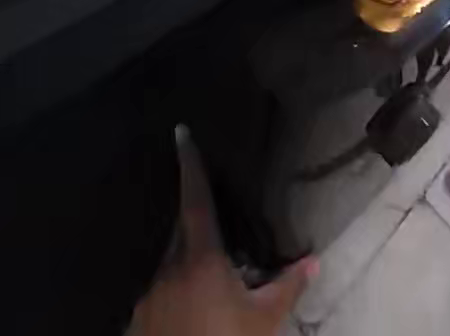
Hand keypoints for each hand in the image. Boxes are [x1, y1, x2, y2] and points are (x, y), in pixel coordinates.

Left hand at [126, 125, 316, 335]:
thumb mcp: (262, 323)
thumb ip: (286, 288)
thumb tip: (313, 261)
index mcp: (200, 258)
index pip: (194, 198)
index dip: (189, 164)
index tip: (180, 132)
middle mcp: (168, 268)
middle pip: (180, 230)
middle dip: (194, 219)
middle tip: (213, 221)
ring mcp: (148, 297)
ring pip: (168, 263)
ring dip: (185, 261)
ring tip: (206, 280)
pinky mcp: (135, 322)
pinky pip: (157, 293)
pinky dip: (172, 291)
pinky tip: (188, 312)